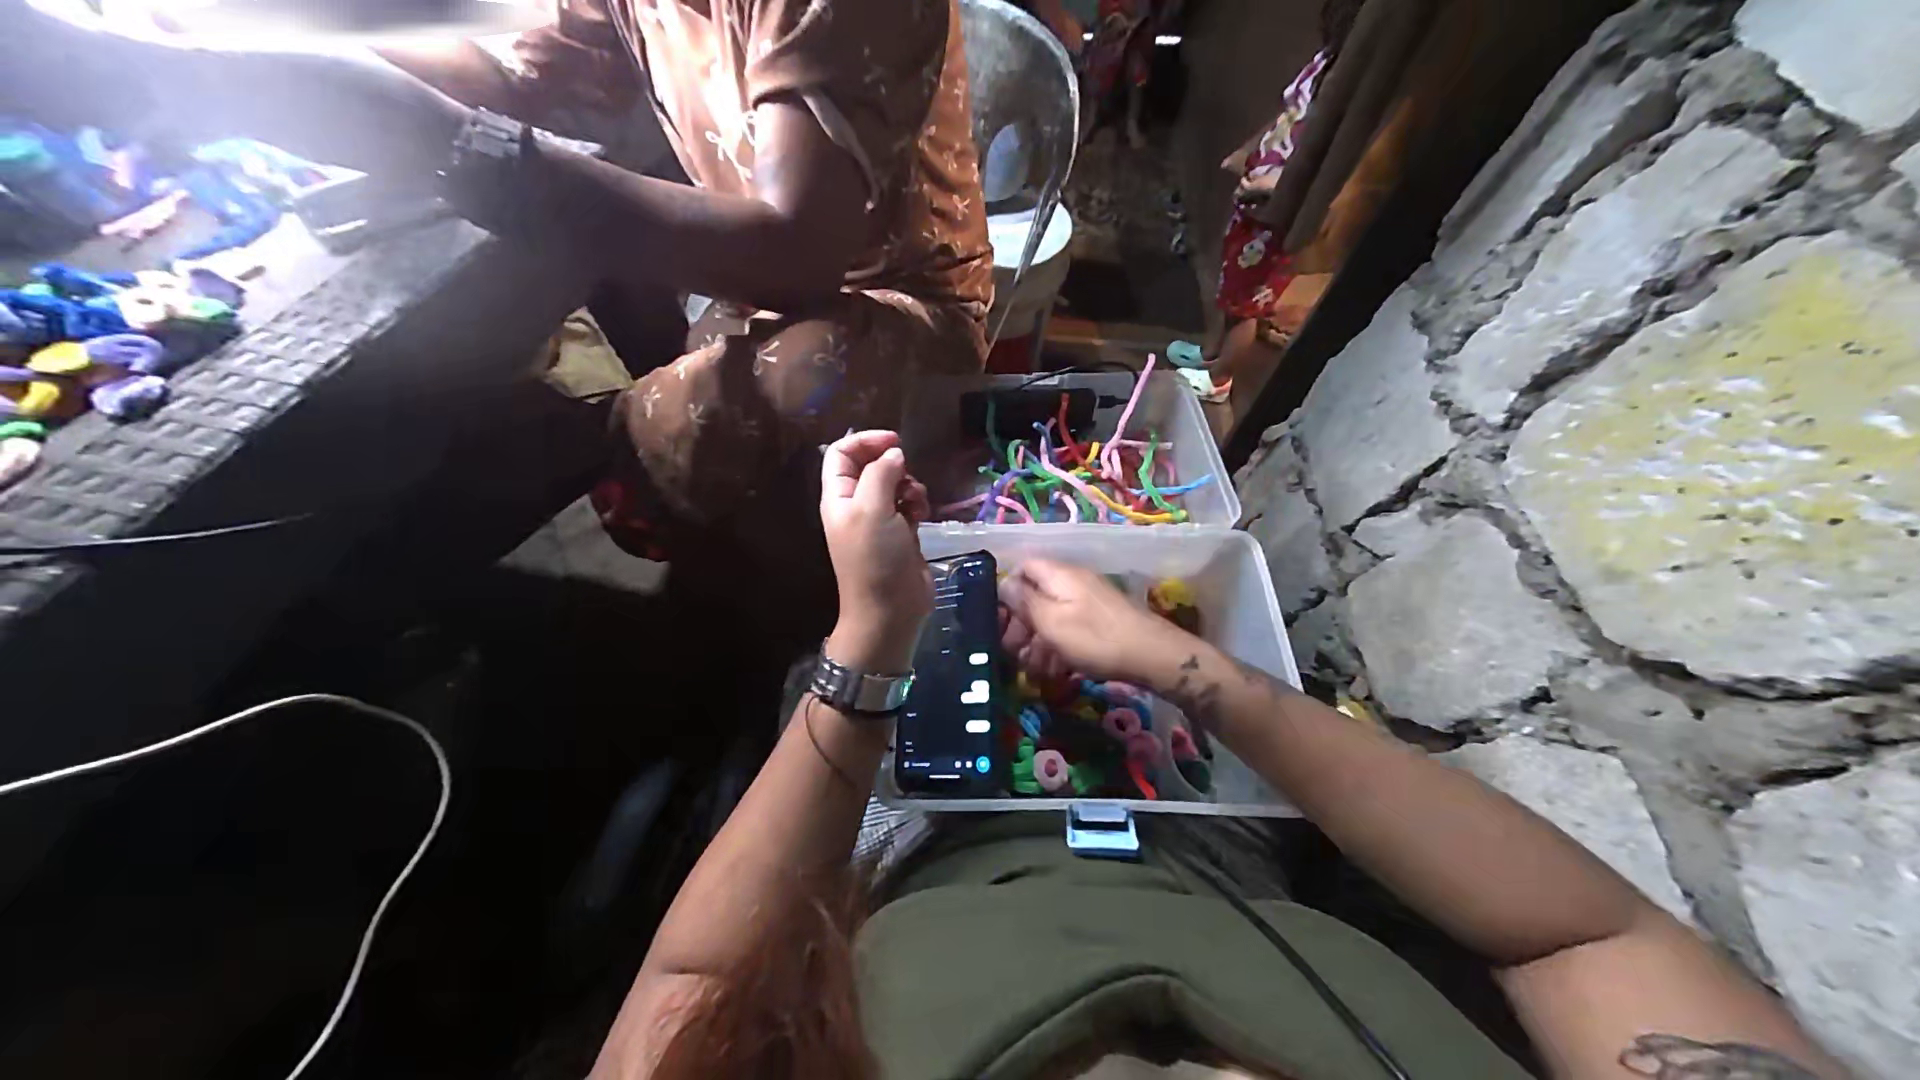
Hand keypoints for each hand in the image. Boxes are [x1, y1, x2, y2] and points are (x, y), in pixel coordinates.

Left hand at [819, 430, 931, 673]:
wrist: (890, 610)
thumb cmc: (875, 559)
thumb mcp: (872, 509)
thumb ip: (881, 473)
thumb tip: (895, 454)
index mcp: (838, 497)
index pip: (841, 453)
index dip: (865, 440)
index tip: (895, 441)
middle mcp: (856, 505)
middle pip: (870, 466)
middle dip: (892, 463)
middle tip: (907, 475)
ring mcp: (878, 520)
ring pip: (894, 483)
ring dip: (910, 484)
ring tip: (916, 500)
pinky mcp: (900, 534)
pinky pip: (908, 504)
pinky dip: (917, 502)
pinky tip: (922, 513)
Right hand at [998, 559, 1186, 685]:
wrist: (1153, 656)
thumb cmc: (1095, 638)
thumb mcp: (1051, 621)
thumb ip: (1023, 601)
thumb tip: (1002, 583)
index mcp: (1058, 574)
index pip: (1021, 568)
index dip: (1006, 592)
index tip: (998, 621)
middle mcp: (1072, 581)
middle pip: (1034, 595)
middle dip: (1020, 625)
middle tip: (1013, 652)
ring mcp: (1087, 601)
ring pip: (1050, 616)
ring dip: (1037, 642)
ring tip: (1033, 669)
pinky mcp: (1099, 620)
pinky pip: (1068, 628)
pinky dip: (1058, 647)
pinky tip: (1055, 671)